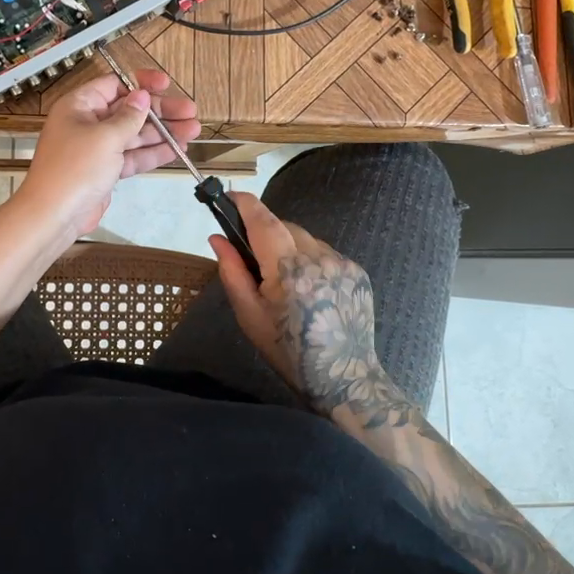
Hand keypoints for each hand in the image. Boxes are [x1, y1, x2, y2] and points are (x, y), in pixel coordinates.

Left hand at [14, 69, 199, 240]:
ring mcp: (96, 148)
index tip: (165, 84)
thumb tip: (142, 96)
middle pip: (129, 110)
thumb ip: (129, 116)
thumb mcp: (105, 137)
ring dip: (163, 132)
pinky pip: (132, 156)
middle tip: (189, 110)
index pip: (114, 85)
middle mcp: (87, 123)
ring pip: (134, 134)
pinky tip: (176, 149)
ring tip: (192, 129)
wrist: (54, 215)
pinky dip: (153, 153)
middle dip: (160, 111)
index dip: (141, 83)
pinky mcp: (105, 170)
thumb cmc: (73, 170)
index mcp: (79, 105)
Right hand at [212, 195, 412, 421]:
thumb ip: (232, 271)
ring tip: (281, 276)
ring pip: (304, 237)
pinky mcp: (356, 270)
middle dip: (264, 231)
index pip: (264, 222)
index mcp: (287, 271)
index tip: (229, 195)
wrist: (344, 377)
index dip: (245, 204)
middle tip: (251, 254)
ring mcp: (341, 262)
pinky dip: (309, 258)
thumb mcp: (249, 315)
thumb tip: (217, 237)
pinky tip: (306, 285)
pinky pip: (323, 251)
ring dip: (287, 245)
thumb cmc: (287, 350)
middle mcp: (317, 258)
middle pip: (284, 226)